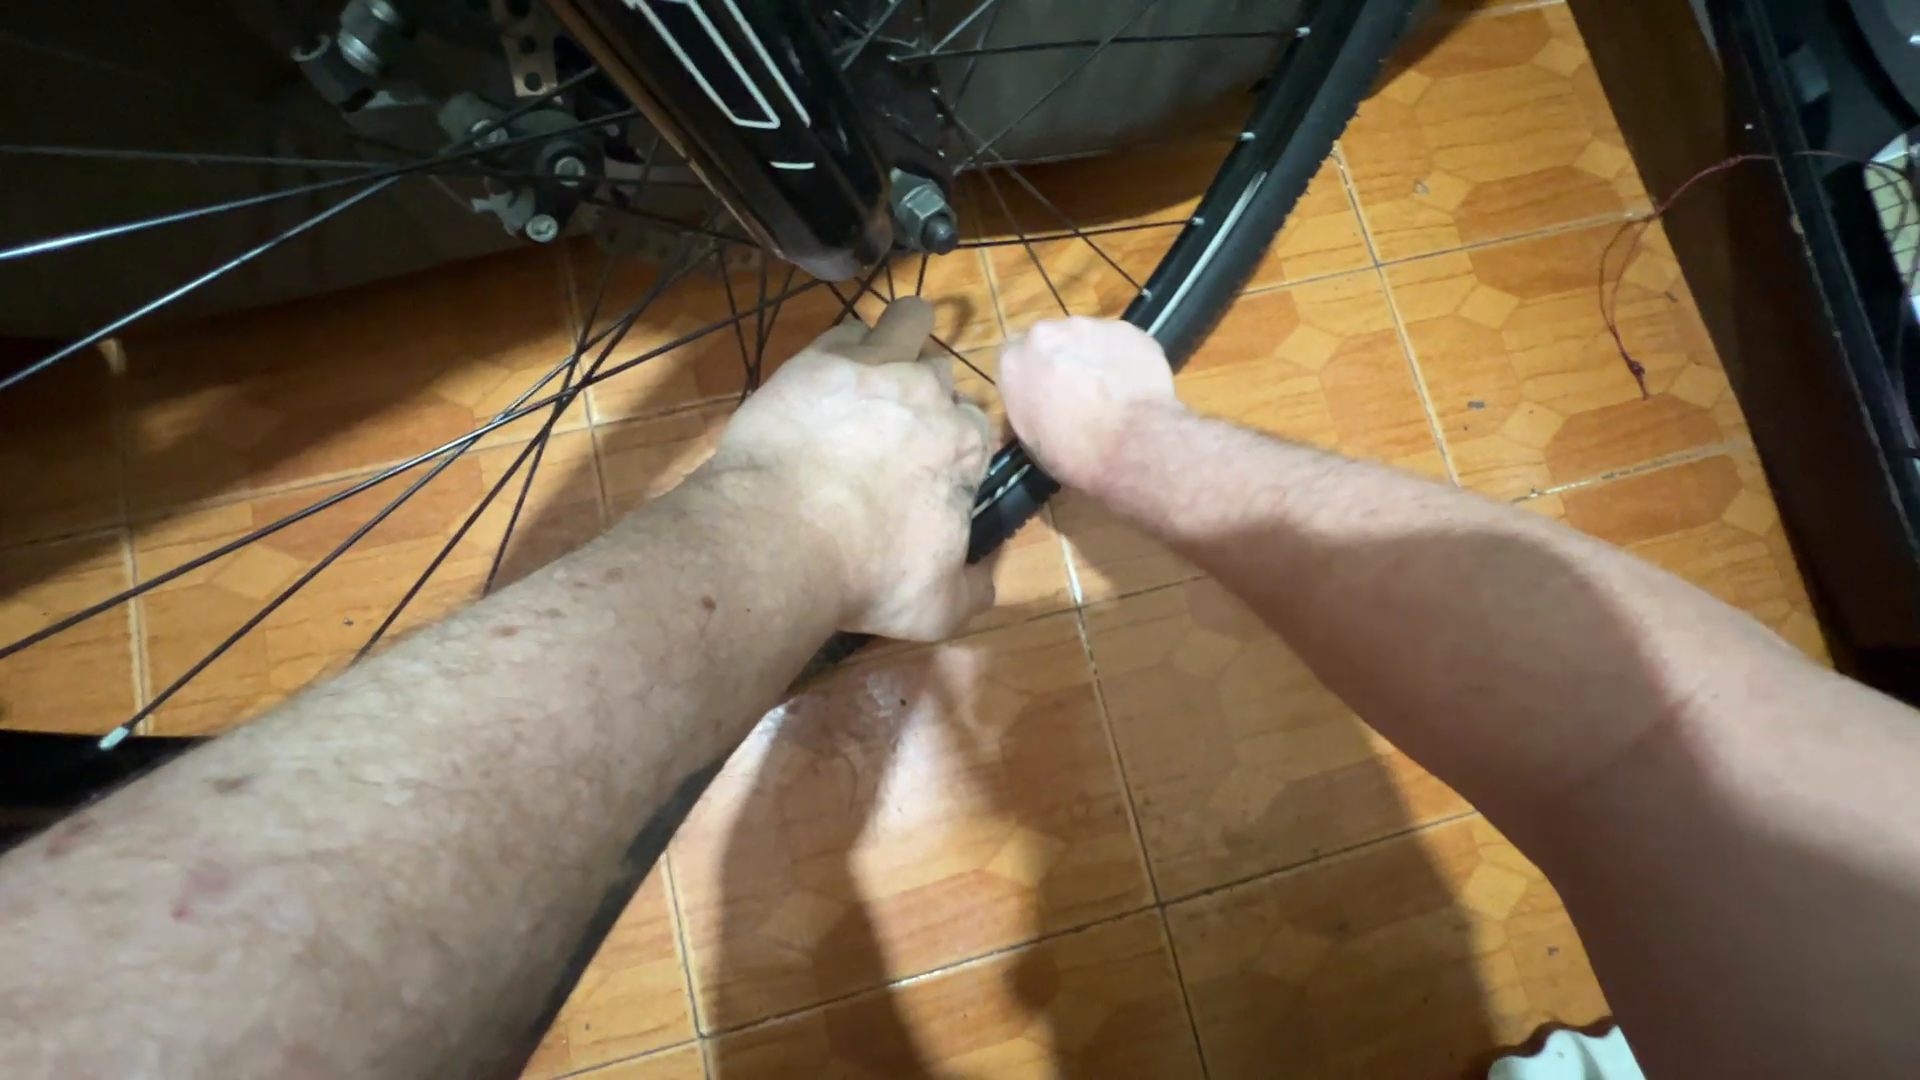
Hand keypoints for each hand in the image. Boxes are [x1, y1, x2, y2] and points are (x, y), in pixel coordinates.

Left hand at [707, 298, 995, 640]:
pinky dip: (849, 344)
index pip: (977, 427)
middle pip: (941, 378)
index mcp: (965, 447)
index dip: (956, 444)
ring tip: (884, 360)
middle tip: (892, 432)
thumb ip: (975, 589)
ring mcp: (874, 367)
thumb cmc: (866, 575)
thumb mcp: (939, 607)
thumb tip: (986, 579)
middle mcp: (929, 395)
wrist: (778, 540)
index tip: (932, 468)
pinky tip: (834, 368)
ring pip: (908, 323)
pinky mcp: (817, 359)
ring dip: (905, 336)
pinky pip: (849, 328)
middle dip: (926, 398)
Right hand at [997, 316, 1181, 491]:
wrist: (1135, 445)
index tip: (1042, 394)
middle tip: (1078, 393)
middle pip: (1049, 342)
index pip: (1012, 357)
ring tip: (1110, 391)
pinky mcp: (1127, 328)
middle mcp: (1045, 335)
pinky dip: (1123, 359)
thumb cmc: (1075, 454)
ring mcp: (1088, 326)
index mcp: (1013, 363)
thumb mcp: (1033, 444)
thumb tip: (1032, 414)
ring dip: (1092, 358)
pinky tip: (1133, 385)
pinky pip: (1119, 342)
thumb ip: (1027, 412)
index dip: (1030, 376)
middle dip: (1060, 362)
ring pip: (1085, 338)